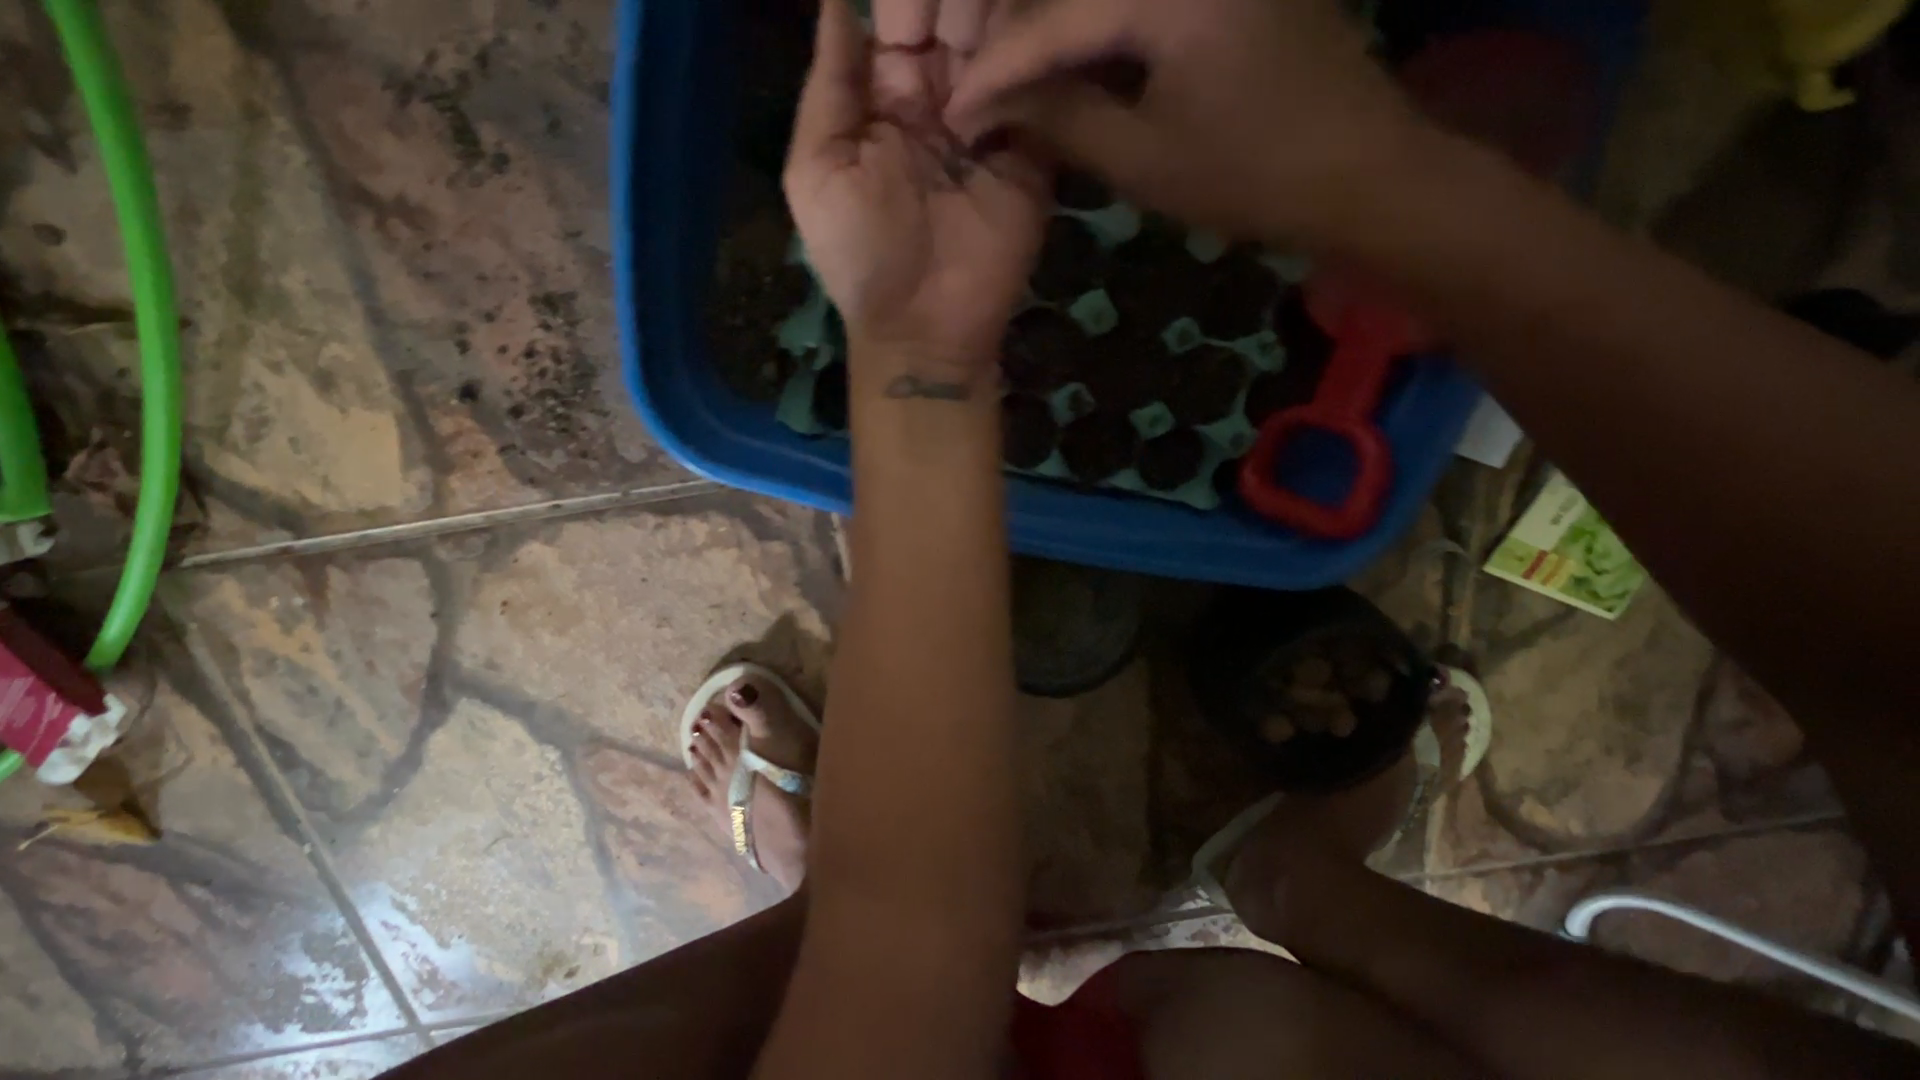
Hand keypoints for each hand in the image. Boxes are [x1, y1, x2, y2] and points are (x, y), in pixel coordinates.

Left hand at [784, 0, 1048, 394]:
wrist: (923, 326)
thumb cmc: (859, 252)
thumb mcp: (817, 169)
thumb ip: (830, 86)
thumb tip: (836, 2)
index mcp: (887, 102)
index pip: (902, 24)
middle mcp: (942, 104)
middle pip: (955, 27)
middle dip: (956, 1)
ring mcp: (991, 127)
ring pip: (998, 50)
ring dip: (994, 19)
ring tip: (986, 1)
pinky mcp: (1032, 156)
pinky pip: (1036, 95)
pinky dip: (1033, 60)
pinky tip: (1025, 33)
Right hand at [944, 0, 1418, 244]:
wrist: (1364, 170)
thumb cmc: (1252, 176)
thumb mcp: (1144, 160)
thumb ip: (1061, 119)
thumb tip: (994, 103)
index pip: (1049, 20)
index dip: (993, 70)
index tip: (951, 112)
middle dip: (1015, 36)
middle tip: (976, 90)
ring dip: (1054, 26)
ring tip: (1013, 78)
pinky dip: (1101, 23)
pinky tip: (1072, 59)